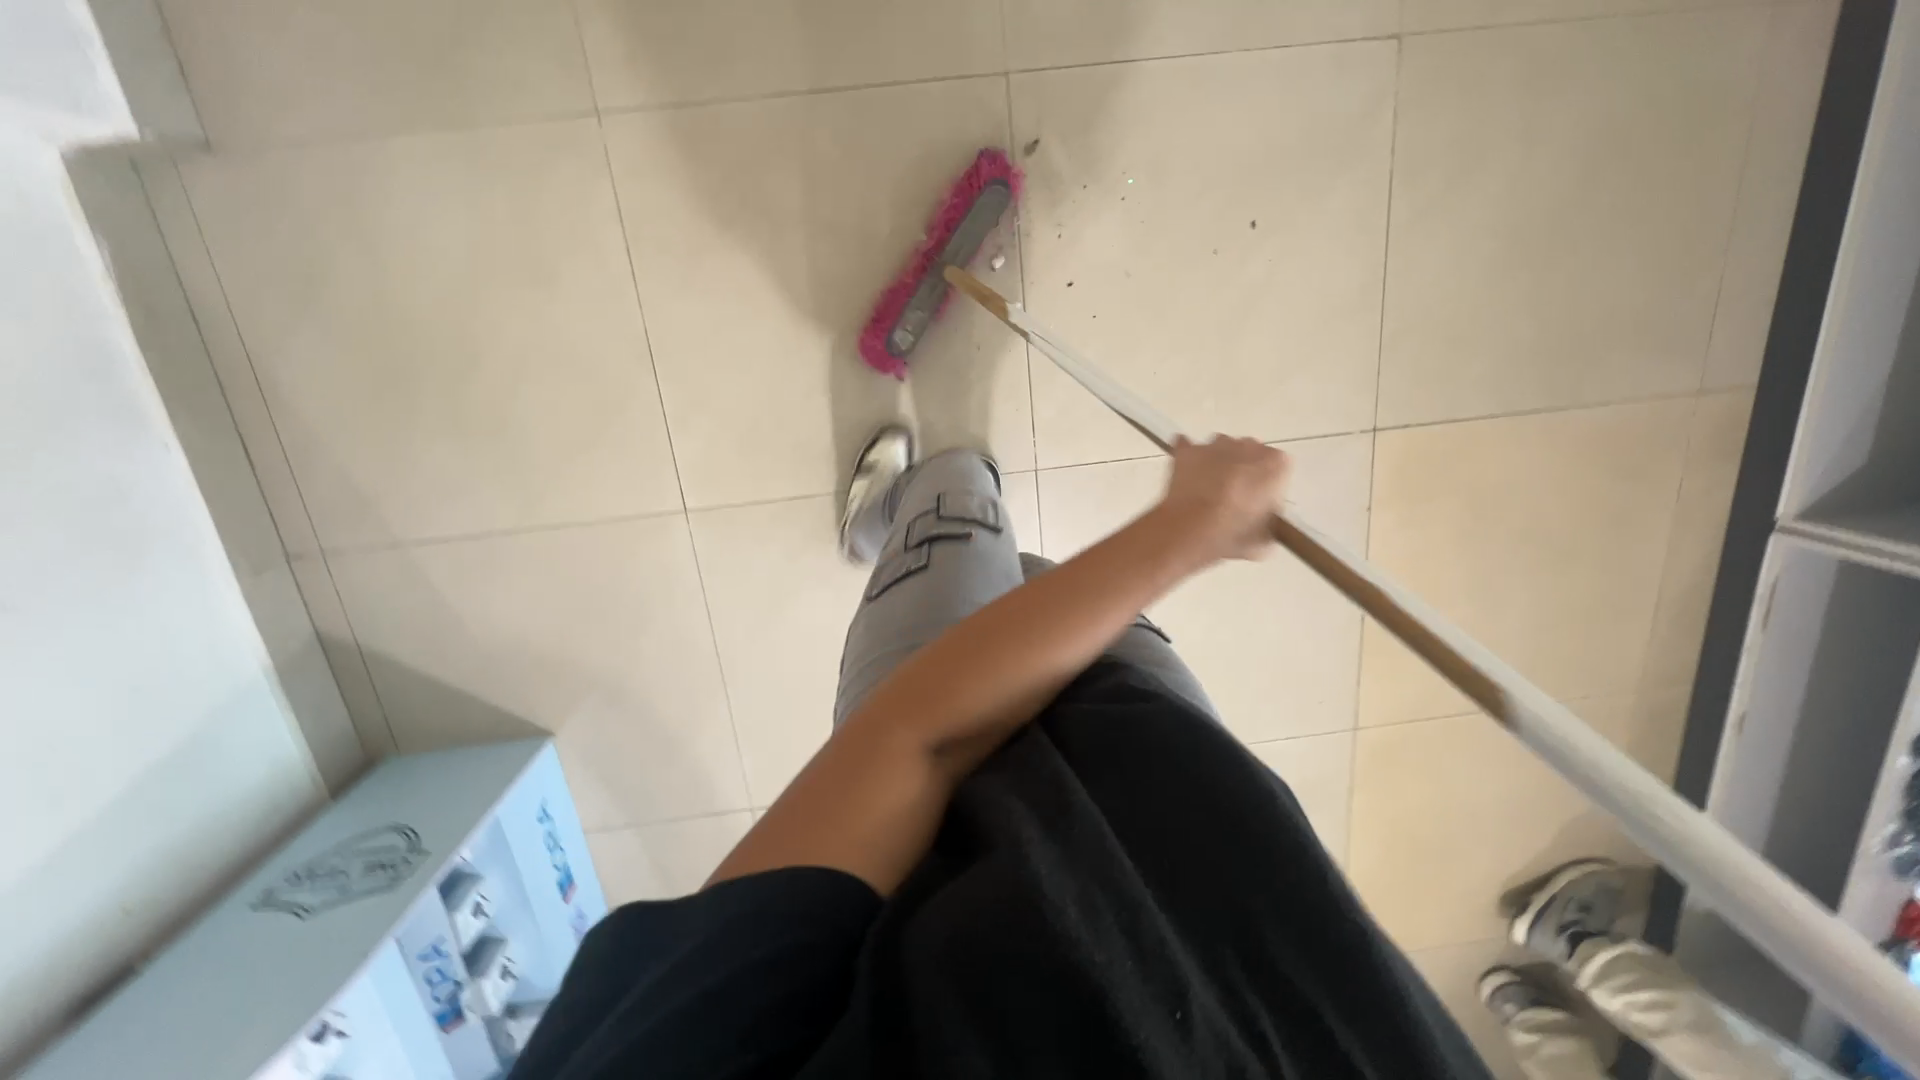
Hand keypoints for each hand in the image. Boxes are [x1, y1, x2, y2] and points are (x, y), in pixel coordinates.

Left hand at [1155, 435, 1288, 563]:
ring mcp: (1214, 444)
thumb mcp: (1265, 538)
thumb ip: (1270, 522)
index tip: (1258, 502)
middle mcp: (1248, 445)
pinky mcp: (1187, 449)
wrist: (1188, 530)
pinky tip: (1186, 473)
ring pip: (1221, 448)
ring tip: (1207, 490)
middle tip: (1232, 497)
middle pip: (1250, 454)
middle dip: (1243, 470)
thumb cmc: (1233, 534)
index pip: (1279, 468)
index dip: (1268, 485)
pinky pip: (1188, 446)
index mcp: (1276, 463)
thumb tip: (1263, 523)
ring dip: (1217, 463)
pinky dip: (1188, 458)